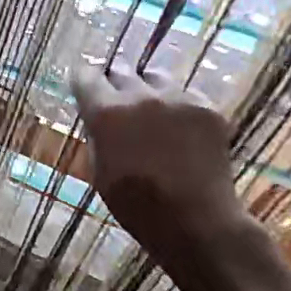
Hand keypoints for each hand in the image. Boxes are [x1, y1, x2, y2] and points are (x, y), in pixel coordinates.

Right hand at [70, 65, 245, 249]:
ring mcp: (178, 99)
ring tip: (150, 111)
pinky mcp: (207, 108)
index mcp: (105, 112)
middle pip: (122, 71)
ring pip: (156, 78)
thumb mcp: (98, 168)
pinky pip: (185, 94)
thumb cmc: (133, 202)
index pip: (86, 76)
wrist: (194, 219)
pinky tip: (179, 128)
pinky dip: (177, 105)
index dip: (84, 81)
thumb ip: (97, 134)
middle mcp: (140, 96)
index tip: (84, 87)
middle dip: (115, 83)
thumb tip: (98, 117)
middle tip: (116, 101)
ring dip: (147, 89)